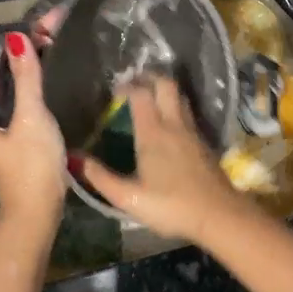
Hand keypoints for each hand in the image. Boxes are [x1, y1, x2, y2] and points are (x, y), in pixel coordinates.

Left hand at [0, 29, 66, 236]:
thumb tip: (17, 36)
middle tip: (59, 22)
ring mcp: (3, 119)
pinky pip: (26, 92)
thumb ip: (25, 77)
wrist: (38, 212)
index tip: (44, 19)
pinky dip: (40, 76)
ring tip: (61, 37)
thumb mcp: (29, 116)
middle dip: (28, 42)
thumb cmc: (30, 164)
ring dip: (35, 58)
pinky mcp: (20, 128)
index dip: (15, 35)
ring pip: (16, 78)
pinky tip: (57, 70)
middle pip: (5, 66)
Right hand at [78, 77, 254, 242]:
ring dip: (164, 90)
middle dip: (150, 77)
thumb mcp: (129, 198)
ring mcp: (192, 131)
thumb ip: (101, 178)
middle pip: (166, 85)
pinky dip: (175, 107)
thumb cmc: (171, 205)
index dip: (127, 86)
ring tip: (150, 97)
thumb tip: (74, 160)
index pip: (141, 94)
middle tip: (135, 82)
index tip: (115, 90)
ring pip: (179, 97)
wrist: (218, 214)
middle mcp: (174, 124)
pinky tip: (169, 124)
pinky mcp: (203, 142)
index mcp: (153, 133)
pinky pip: (187, 113)